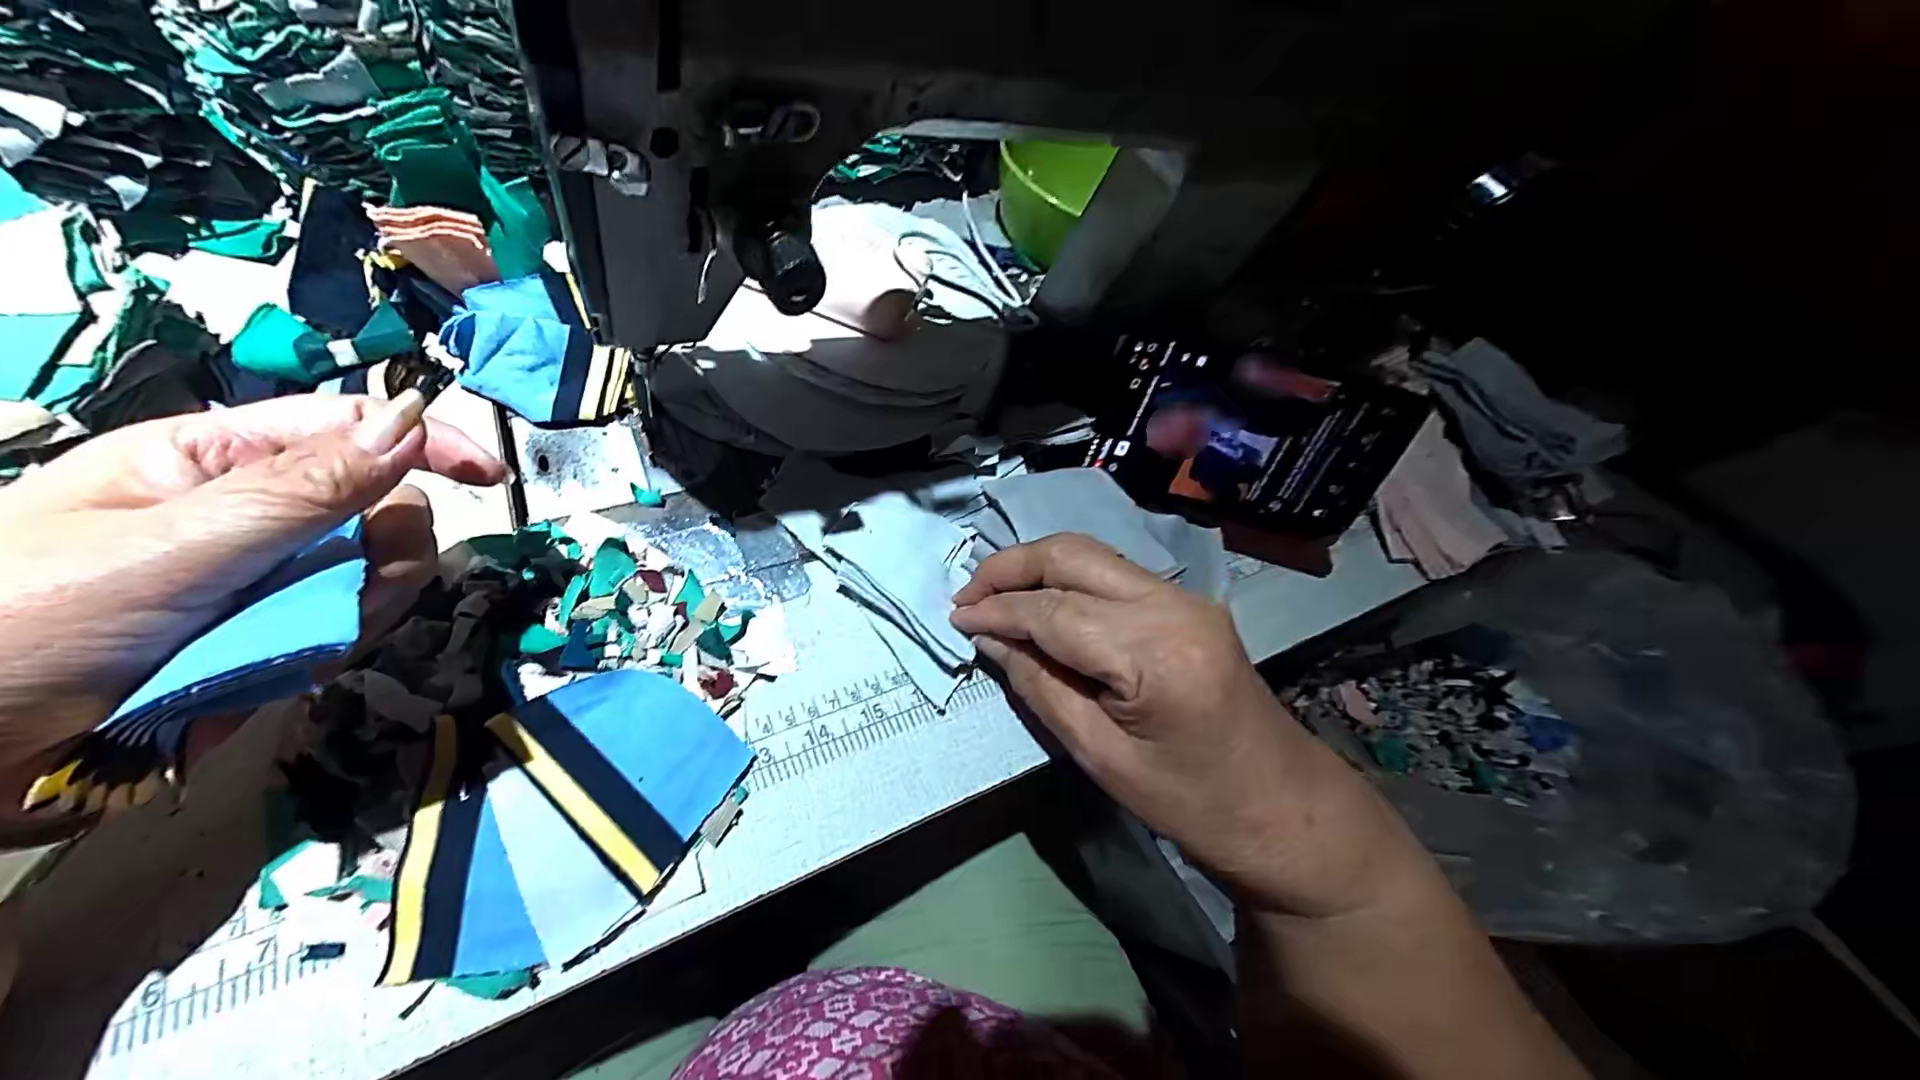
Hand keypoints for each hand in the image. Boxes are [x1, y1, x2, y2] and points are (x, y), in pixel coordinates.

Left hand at [0, 394, 506, 772]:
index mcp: (217, 461)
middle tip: (338, 599)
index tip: (490, 478)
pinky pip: (350, 627)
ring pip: (379, 577)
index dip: (429, 443)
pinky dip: (326, 652)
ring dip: (350, 615)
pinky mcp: (278, 630)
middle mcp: (260, 513)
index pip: (354, 427)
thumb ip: (304, 488)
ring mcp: (274, 576)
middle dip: (379, 560)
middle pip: (386, 515)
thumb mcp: (168, 549)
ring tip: (275, 650)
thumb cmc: (16, 628)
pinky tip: (267, 672)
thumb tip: (411, 423)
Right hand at [951, 534, 1430, 917]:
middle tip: (967, 595)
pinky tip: (1040, 602)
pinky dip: (1067, 580)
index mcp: (1154, 652)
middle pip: (1072, 555)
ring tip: (992, 596)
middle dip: (1010, 566)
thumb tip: (991, 638)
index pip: (1053, 610)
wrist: (1284, 807)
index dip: (997, 610)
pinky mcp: (1187, 603)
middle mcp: (1172, 605)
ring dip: (1036, 567)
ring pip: (1091, 554)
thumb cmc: (1191, 803)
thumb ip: (1040, 686)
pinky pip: (1112, 574)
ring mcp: (1185, 598)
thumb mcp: (1100, 757)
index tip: (955, 617)